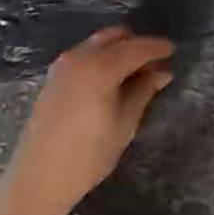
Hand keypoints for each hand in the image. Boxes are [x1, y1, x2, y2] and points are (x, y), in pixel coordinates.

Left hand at [0, 27, 173, 214]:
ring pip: (97, 43)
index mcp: (100, 67)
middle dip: (136, 44)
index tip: (174, 50)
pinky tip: (111, 80)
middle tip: (154, 63)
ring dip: (117, 50)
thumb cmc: (89, 155)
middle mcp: (79, 57)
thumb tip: (162, 72)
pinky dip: (101, 58)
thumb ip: (143, 91)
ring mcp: (62, 65)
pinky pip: (83, 55)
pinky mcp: (53, 77)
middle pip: (114, 36)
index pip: (136, 47)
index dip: (157, 47)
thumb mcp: (124, 124)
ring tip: (135, 73)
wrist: (39, 178)